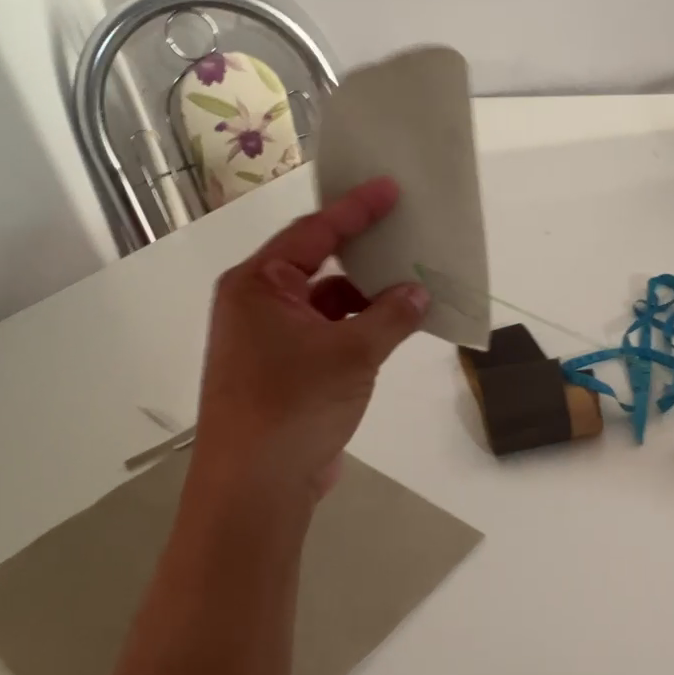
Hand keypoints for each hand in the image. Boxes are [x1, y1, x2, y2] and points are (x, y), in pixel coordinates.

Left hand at [184, 177, 427, 516]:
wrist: (256, 486)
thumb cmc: (294, 405)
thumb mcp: (352, 354)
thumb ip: (390, 316)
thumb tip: (417, 293)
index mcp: (258, 286)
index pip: (313, 233)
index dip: (355, 210)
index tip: (390, 188)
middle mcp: (257, 305)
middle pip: (317, 265)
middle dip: (363, 256)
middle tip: (405, 235)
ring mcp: (267, 341)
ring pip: (324, 304)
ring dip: (364, 301)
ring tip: (412, 294)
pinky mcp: (283, 373)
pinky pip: (326, 335)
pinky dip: (357, 331)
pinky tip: (391, 334)